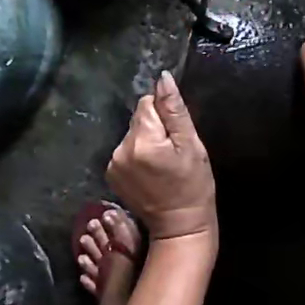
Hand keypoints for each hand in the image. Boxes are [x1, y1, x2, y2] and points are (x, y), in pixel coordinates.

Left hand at [107, 71, 216, 241]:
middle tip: (172, 152)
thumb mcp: (191, 145)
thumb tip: (163, 78)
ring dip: (145, 142)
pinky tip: (150, 172)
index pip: (147, 104)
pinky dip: (137, 156)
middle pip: (137, 119)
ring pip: (132, 134)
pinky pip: (125, 151)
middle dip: (154, 128)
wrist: (179, 226)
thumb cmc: (193, 185)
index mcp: (142, 140)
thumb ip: (174, 110)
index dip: (164, 115)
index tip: (175, 135)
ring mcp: (113, 164)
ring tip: (162, 164)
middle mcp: (121, 149)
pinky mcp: (111, 174)